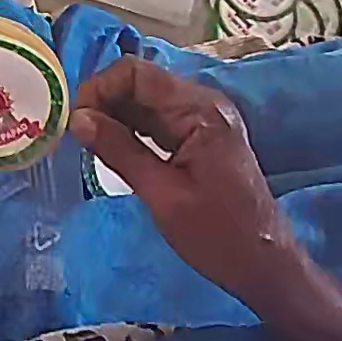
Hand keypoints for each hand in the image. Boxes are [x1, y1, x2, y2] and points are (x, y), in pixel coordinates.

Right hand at [70, 57, 306, 314]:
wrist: (267, 267)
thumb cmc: (218, 236)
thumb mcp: (163, 195)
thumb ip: (119, 150)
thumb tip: (77, 119)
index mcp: (199, 109)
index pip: (137, 73)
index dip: (100, 87)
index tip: (75, 118)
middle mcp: (202, 103)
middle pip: (140, 82)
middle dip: (103, 101)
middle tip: (75, 133)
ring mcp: (202, 118)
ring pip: (144, 100)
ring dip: (113, 114)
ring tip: (86, 140)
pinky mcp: (198, 135)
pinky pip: (155, 119)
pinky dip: (129, 127)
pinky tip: (109, 145)